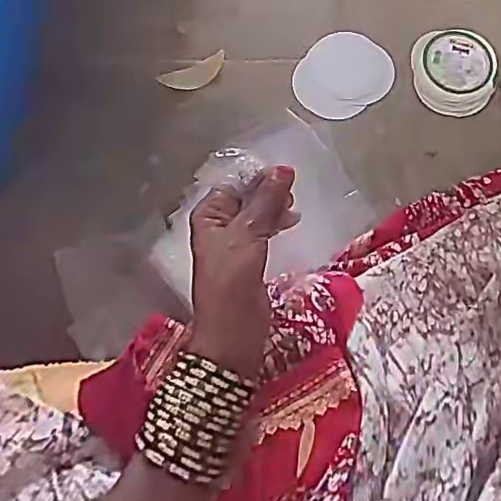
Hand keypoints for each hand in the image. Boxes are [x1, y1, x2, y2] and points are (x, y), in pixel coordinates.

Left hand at [186, 166, 297, 376]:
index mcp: (208, 215)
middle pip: (248, 196)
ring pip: (258, 212)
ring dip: (276, 208)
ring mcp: (234, 241)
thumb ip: (266, 201)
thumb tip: (284, 169)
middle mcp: (218, 225)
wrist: (234, 330)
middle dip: (270, 192)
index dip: (260, 178)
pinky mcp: (250, 256)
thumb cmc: (233, 281)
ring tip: (292, 212)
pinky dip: (277, 222)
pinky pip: (264, 229)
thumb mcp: (249, 234)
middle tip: (291, 198)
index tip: (287, 178)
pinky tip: (290, 223)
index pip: (236, 183)